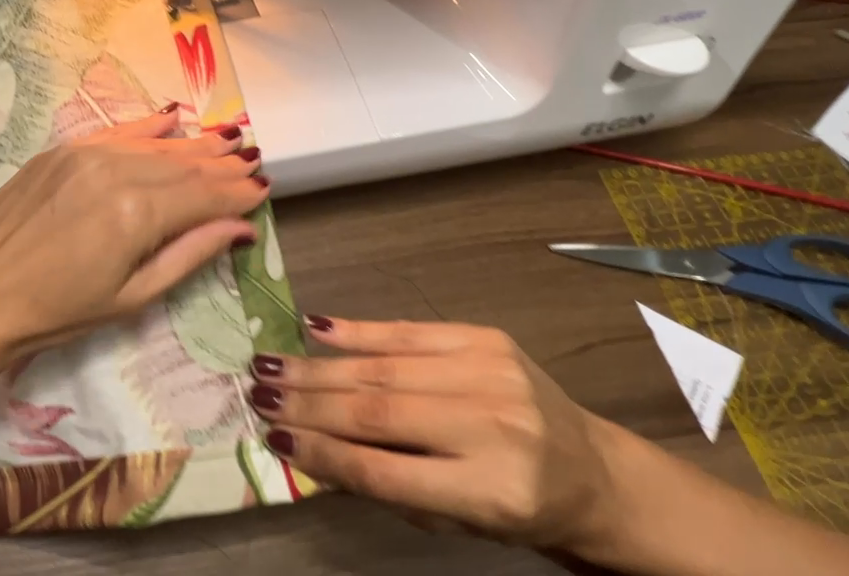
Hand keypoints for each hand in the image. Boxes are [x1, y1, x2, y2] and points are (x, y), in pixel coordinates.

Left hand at [0, 108, 267, 447]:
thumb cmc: (54, 314)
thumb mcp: (130, 297)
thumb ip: (188, 255)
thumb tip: (238, 227)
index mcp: (134, 213)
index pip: (202, 196)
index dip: (236, 195)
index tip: (263, 191)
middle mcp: (113, 171)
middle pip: (181, 165)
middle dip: (220, 166)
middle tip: (251, 162)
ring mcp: (82, 155)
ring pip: (151, 146)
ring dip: (191, 145)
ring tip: (225, 139)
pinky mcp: (58, 152)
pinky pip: (114, 134)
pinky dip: (146, 128)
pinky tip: (171, 119)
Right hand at [247, 319, 621, 551]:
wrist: (591, 470)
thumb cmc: (516, 508)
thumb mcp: (454, 520)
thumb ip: (383, 485)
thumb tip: (305, 449)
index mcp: (491, 491)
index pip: (384, 471)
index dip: (321, 453)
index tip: (272, 438)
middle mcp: (493, 428)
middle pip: (378, 412)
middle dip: (309, 404)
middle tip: (257, 394)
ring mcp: (492, 375)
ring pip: (383, 368)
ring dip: (318, 368)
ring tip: (269, 367)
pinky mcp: (486, 339)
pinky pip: (407, 331)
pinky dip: (356, 331)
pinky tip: (314, 329)